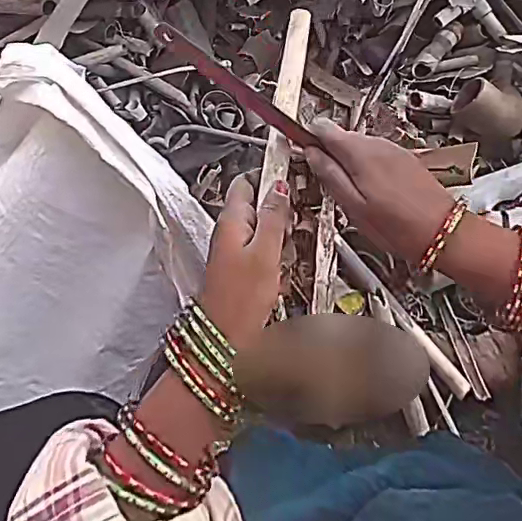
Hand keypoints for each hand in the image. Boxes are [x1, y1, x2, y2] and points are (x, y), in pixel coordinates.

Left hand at [197, 174, 288, 350]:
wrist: (225, 344)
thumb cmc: (240, 302)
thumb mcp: (265, 252)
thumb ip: (273, 216)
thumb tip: (279, 187)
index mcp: (231, 221)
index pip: (247, 181)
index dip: (269, 175)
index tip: (291, 178)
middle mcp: (229, 232)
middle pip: (256, 203)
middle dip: (279, 207)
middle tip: (296, 217)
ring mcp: (234, 250)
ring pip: (261, 226)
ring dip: (279, 231)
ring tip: (291, 244)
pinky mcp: (241, 268)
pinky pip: (262, 248)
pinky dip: (276, 251)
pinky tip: (284, 264)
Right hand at [303, 119, 457, 264]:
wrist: (441, 231)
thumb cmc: (399, 226)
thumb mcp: (352, 206)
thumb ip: (328, 175)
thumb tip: (311, 154)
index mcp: (359, 152)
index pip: (323, 126)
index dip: (307, 137)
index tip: (301, 150)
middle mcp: (377, 143)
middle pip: (340, 137)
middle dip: (329, 155)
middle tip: (327, 184)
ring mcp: (392, 149)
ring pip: (358, 147)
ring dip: (349, 163)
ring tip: (353, 194)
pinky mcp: (404, 158)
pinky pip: (376, 156)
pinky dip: (367, 168)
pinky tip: (372, 193)